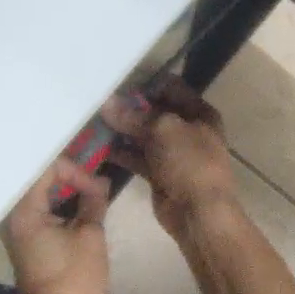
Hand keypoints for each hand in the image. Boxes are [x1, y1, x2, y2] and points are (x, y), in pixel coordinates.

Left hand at [2, 158, 110, 293]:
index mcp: (23, 213)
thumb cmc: (75, 277)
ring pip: (38, 197)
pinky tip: (78, 210)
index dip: (75, 171)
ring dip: (64, 192)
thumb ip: (94, 202)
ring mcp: (16, 233)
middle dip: (68, 176)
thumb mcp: (91, 234)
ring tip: (91, 192)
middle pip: (37, 181)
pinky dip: (58, 207)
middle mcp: (12, 218)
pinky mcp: (24, 244)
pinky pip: (38, 213)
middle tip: (95, 181)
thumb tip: (102, 182)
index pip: (45, 171)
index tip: (98, 186)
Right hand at [102, 76, 239, 236]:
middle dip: (130, 109)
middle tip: (100, 102)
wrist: (199, 211)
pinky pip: (138, 158)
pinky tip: (100, 147)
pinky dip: (122, 153)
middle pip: (156, 113)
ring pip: (144, 137)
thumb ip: (135, 116)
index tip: (119, 82)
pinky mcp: (160, 174)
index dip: (148, 85)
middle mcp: (188, 130)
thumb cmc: (189, 162)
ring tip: (94, 122)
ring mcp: (173, 154)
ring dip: (123, 131)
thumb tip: (108, 104)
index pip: (173, 89)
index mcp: (200, 114)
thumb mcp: (164, 129)